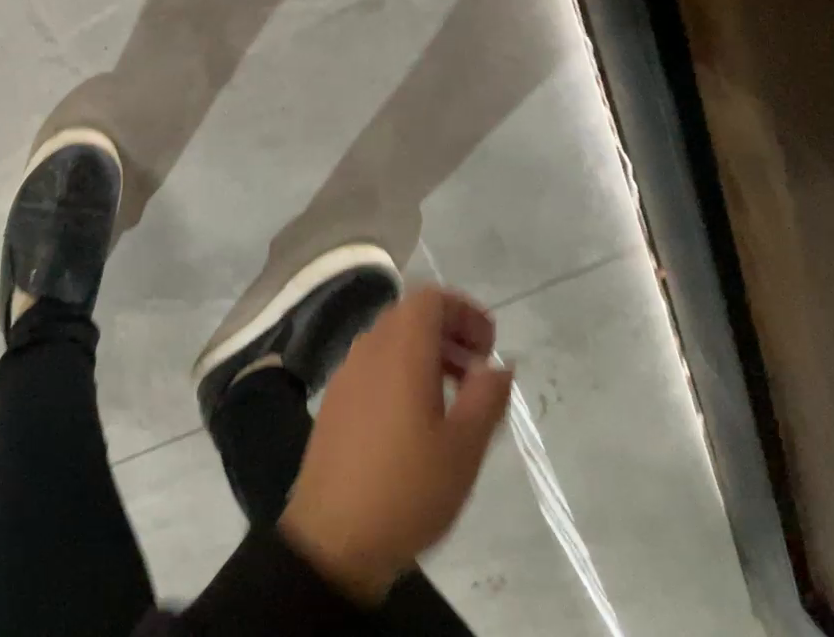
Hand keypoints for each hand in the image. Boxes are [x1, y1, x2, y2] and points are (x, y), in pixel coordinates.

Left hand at [278, 286, 512, 603]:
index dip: (464, 309)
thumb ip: (487, 395)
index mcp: (398, 353)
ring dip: (426, 353)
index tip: (489, 345)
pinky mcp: (335, 402)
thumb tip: (499, 362)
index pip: (428, 298)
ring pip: (389, 342)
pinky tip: (420, 418)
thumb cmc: (408, 488)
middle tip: (479, 370)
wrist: (334, 535)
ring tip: (457, 396)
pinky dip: (401, 372)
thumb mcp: (464, 446)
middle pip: (408, 316)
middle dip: (449, 331)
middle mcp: (366, 353)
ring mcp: (345, 376)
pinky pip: (372, 367)